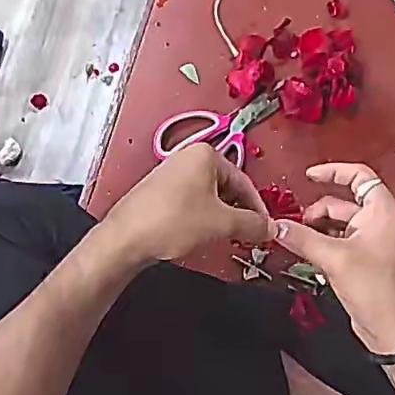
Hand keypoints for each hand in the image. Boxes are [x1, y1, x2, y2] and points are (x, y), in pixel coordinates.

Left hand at [97, 143, 272, 265]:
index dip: (257, 208)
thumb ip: (252, 224)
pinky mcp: (159, 190)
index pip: (244, 181)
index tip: (265, 228)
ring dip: (221, 216)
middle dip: (238, 212)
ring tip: (224, 236)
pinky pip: (192, 200)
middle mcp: (188, 157)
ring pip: (209, 195)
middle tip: (247, 234)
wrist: (124, 239)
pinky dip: (202, 216)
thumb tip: (270, 228)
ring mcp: (172, 172)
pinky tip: (200, 233)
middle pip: (227, 186)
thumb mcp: (221, 223)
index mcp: (206, 154)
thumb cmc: (171, 221)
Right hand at [271, 163, 394, 354]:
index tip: (308, 176)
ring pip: (339, 224)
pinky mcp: (366, 260)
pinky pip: (340, 242)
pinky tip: (307, 255)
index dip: (333, 172)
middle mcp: (380, 221)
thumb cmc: (375, 288)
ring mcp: (374, 241)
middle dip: (317, 211)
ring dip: (317, 230)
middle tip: (294, 226)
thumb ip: (302, 238)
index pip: (359, 176)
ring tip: (296, 241)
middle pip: (343, 202)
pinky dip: (323, 244)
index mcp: (382, 210)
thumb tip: (276, 225)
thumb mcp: (335, 259)